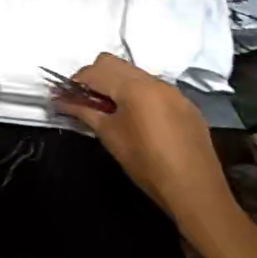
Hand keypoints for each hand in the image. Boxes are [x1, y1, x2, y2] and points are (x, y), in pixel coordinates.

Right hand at [55, 54, 235, 226]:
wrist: (197, 194)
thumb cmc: (146, 163)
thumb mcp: (109, 135)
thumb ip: (83, 111)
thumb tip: (59, 101)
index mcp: (135, 87)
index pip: (95, 71)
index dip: (76, 82)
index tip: (67, 97)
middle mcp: (156, 82)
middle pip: (114, 63)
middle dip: (96, 77)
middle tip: (88, 101)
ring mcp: (175, 93)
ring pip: (135, 74)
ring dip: (117, 84)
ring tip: (112, 111)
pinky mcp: (188, 107)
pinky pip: (155, 88)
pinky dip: (139, 95)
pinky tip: (138, 119)